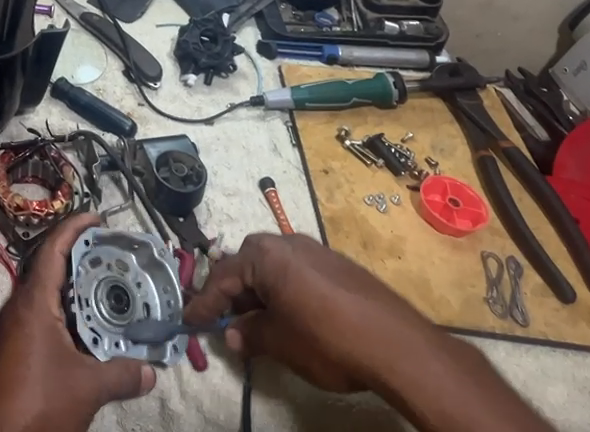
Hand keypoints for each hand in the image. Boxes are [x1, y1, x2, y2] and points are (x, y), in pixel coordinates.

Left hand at [0, 213, 155, 431]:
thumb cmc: (37, 402)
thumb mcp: (87, 388)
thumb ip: (121, 374)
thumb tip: (151, 371)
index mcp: (33, 302)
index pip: (53, 250)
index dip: (74, 228)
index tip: (96, 217)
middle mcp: (19, 308)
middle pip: (50, 270)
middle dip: (80, 260)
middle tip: (113, 257)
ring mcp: (13, 330)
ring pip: (46, 298)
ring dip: (74, 293)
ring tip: (107, 291)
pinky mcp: (12, 351)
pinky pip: (41, 320)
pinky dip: (65, 317)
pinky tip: (87, 333)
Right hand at [182, 232, 443, 393]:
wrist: (398, 346)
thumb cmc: (328, 340)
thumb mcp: (280, 342)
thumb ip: (251, 335)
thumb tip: (233, 335)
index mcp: (265, 254)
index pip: (223, 277)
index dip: (205, 302)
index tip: (190, 320)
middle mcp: (287, 243)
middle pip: (247, 264)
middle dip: (233, 292)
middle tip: (223, 319)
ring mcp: (315, 251)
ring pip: (273, 268)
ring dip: (260, 293)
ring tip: (256, 322)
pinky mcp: (338, 266)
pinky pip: (297, 273)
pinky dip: (284, 292)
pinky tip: (290, 316)